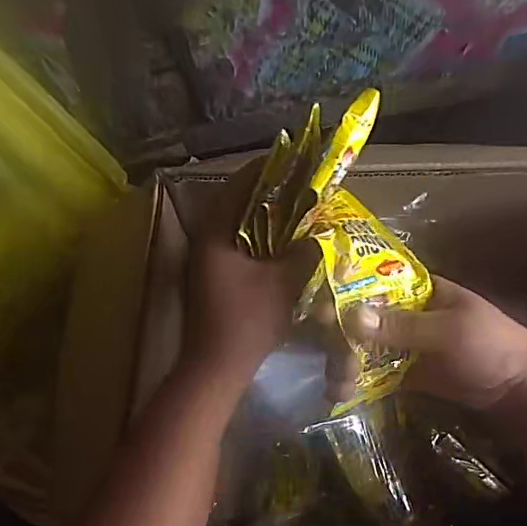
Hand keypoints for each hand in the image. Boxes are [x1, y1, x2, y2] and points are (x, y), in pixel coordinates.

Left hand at [181, 158, 320, 381]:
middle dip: (269, 193)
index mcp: (215, 234)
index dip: (266, 168)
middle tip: (300, 184)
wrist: (217, 368)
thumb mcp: (284, 284)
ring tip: (297, 209)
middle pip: (237, 204)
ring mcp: (207, 263)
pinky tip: (285, 246)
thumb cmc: (247, 322)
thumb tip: (321, 235)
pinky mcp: (215, 281)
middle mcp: (205, 242)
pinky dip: (261, 241)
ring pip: (239, 228)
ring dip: (265, 218)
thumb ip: (304, 254)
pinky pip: (240, 248)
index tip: (292, 157)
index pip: (239, 185)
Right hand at [344, 277, 526, 410]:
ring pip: (362, 347)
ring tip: (337, 386)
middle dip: (341, 338)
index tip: (320, 313)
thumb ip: (402, 326)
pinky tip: (339, 394)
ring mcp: (402, 343)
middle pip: (359, 318)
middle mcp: (403, 312)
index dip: (343, 294)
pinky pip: (372, 373)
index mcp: (417, 289)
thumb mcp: (449, 331)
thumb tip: (351, 317)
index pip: (371, 282)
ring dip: (344, 363)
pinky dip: (356, 382)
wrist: (517, 389)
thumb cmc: (491, 345)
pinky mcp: (403, 371)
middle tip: (333, 360)